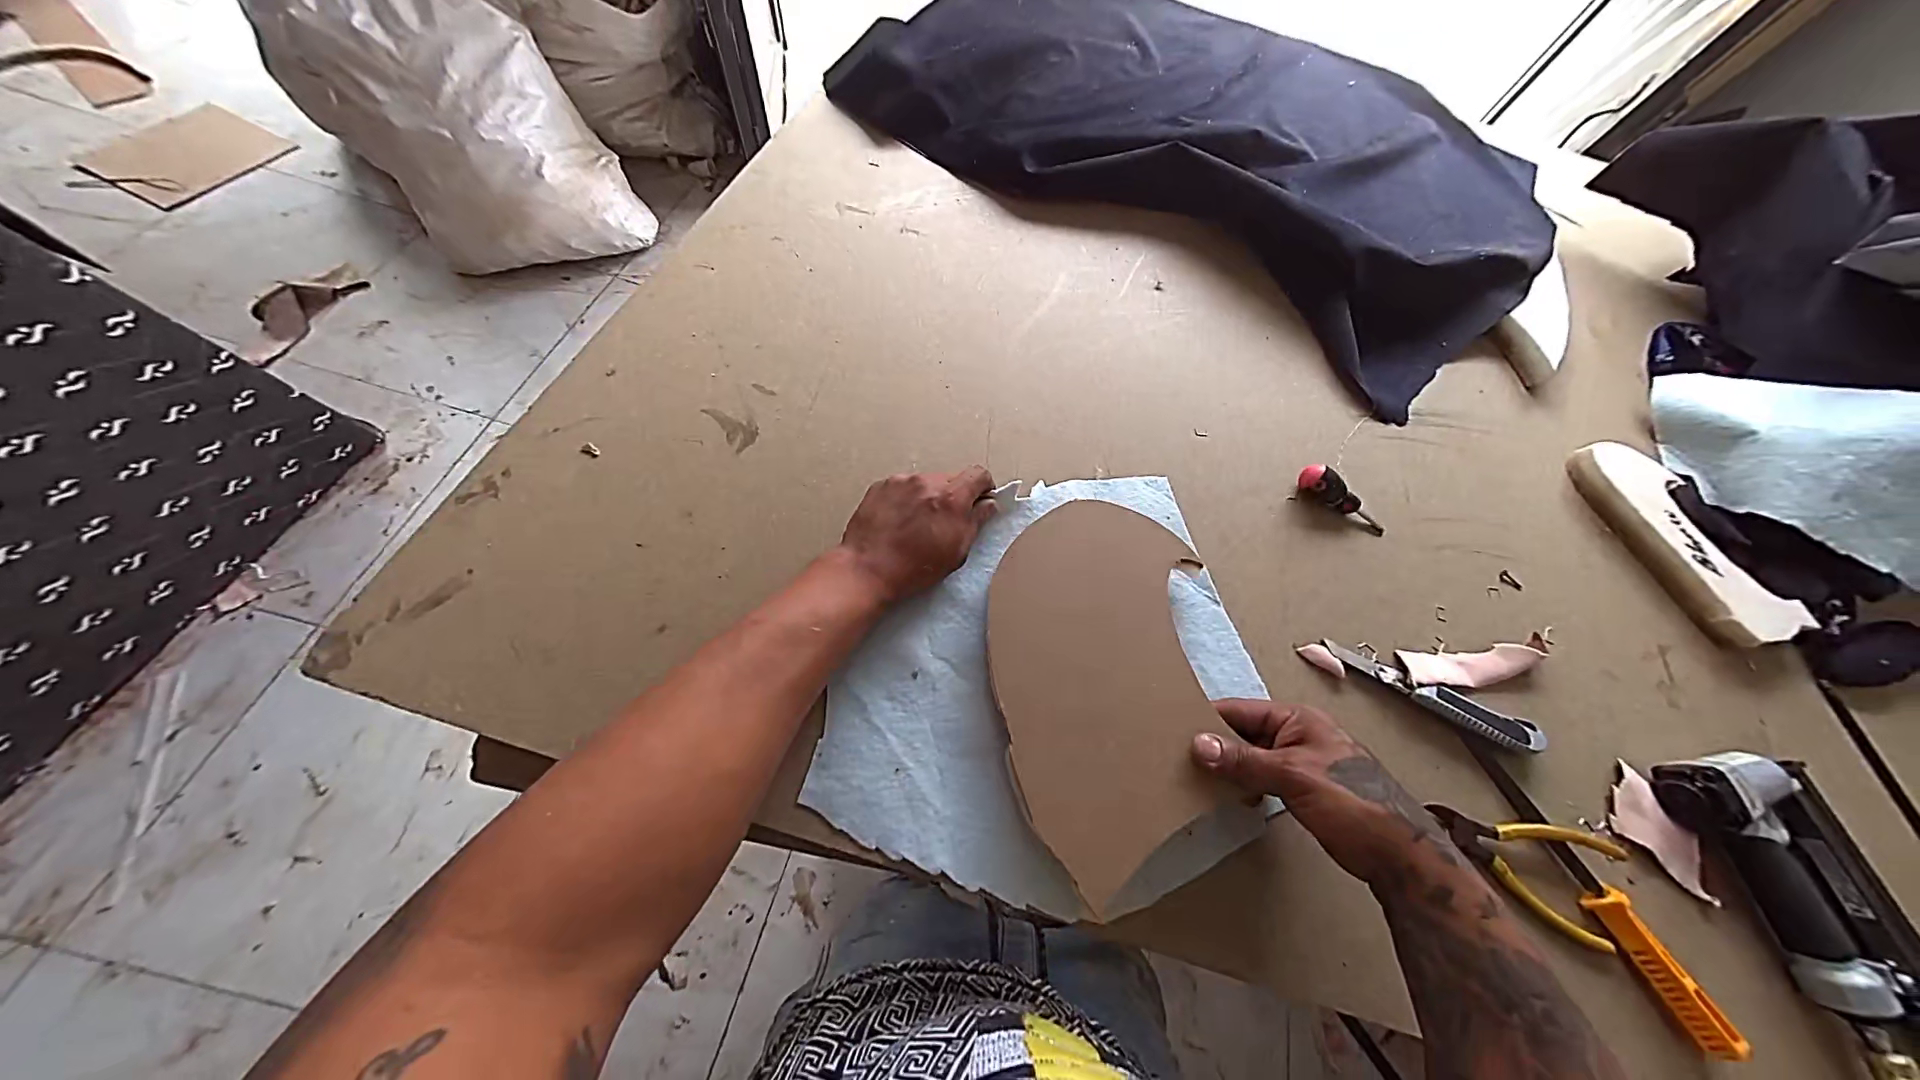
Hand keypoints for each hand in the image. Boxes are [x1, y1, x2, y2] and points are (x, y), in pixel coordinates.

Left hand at [838, 467, 997, 601]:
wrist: (867, 569)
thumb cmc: (913, 568)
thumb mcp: (957, 551)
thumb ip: (976, 522)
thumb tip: (987, 505)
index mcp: (951, 497)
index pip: (978, 474)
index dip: (983, 487)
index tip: (980, 499)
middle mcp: (926, 482)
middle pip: (951, 479)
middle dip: (953, 496)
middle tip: (945, 521)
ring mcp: (901, 482)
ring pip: (926, 482)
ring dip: (928, 497)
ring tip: (918, 525)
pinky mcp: (881, 486)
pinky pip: (903, 486)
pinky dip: (907, 499)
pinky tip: (900, 522)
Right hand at [1192, 700, 1446, 886]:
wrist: (1401, 857)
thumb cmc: (1356, 803)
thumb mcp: (1293, 776)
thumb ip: (1244, 760)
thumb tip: (1200, 744)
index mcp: (1297, 719)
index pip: (1240, 711)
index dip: (1209, 720)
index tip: (1175, 731)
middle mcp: (1297, 735)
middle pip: (1243, 733)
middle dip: (1215, 745)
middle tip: (1179, 756)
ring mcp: (1299, 763)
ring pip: (1251, 757)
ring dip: (1228, 767)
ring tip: (1196, 776)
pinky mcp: (1301, 790)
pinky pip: (1261, 778)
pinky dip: (1243, 784)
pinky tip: (1225, 795)